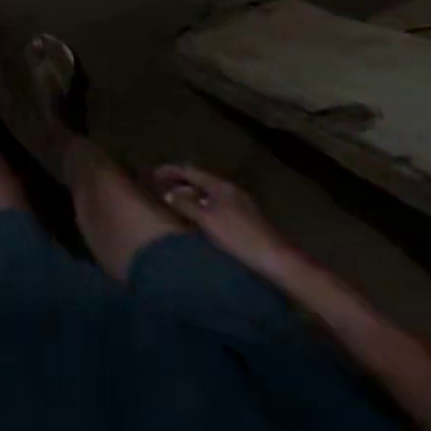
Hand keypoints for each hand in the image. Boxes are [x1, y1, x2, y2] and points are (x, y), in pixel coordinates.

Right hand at [154, 164, 299, 279]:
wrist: (277, 260)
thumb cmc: (238, 236)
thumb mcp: (206, 219)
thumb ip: (186, 204)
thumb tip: (169, 193)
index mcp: (220, 186)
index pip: (190, 170)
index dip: (171, 170)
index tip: (154, 173)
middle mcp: (230, 191)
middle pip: (200, 181)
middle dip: (180, 183)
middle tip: (162, 189)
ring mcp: (240, 205)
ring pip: (209, 195)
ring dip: (191, 196)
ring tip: (175, 204)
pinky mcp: (246, 220)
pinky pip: (216, 206)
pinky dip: (202, 207)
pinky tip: (197, 220)